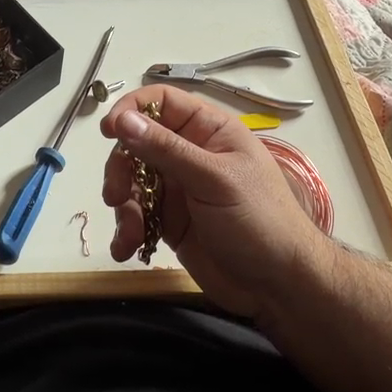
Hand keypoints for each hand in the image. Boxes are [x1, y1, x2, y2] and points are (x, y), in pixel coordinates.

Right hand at [101, 85, 325, 319]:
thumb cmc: (259, 221)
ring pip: (132, 181)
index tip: (110, 131)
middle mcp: (189, 154)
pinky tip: (125, 249)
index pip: (161, 102)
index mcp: (207, 131)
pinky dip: (126, 231)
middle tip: (116, 195)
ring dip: (123, 205)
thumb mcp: (214, 180)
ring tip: (130, 232)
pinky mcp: (170, 222)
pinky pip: (137, 216)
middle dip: (122, 168)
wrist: (281, 289)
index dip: (132, 110)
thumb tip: (122, 119)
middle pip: (137, 143)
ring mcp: (178, 189)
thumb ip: (166, 149)